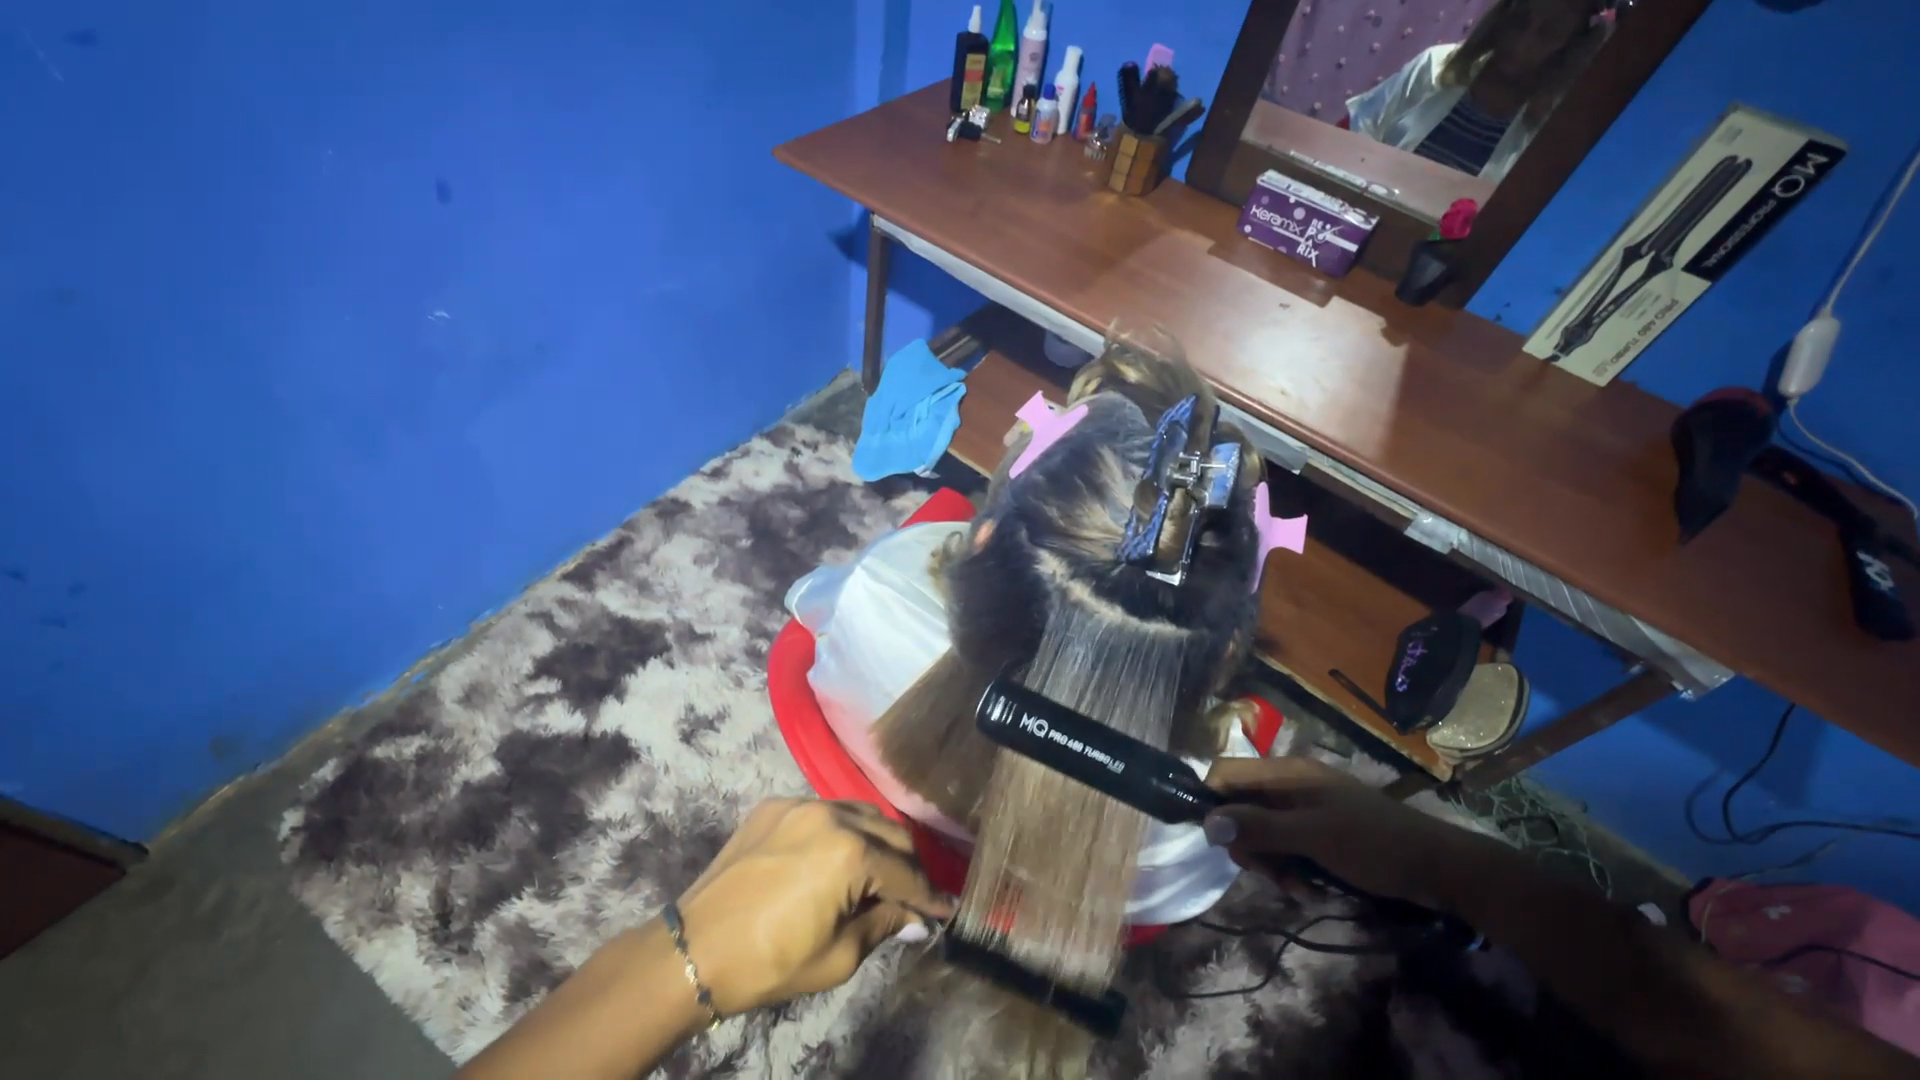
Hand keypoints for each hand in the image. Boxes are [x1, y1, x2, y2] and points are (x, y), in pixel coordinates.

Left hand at [675, 798, 954, 1014]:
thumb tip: (916, 917)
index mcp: (850, 854)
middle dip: (908, 866)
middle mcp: (830, 815)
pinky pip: (824, 811)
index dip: (928, 896)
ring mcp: (799, 804)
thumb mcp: (838, 957)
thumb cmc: (769, 962)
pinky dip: (841, 831)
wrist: (694, 950)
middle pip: (890, 834)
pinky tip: (836, 857)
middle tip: (913, 896)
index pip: (906, 872)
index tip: (944, 910)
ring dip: (877, 842)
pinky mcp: (774, 805)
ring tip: (878, 874)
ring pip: (860, 814)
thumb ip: (884, 925)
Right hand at [1203, 756, 1480, 908]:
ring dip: (1271, 862)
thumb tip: (1206, 822)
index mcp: (1286, 772)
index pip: (1226, 774)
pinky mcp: (1320, 830)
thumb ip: (1259, 827)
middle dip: (1248, 844)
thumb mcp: (1312, 837)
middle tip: (1269, 874)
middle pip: (1241, 807)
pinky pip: (1286, 844)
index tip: (1223, 843)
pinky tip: (1309, 887)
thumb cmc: (1374, 845)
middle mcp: (1290, 784)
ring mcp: (1306, 807)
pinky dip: (1291, 866)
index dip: (1214, 804)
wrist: (1439, 868)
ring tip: (1297, 887)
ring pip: (1262, 830)